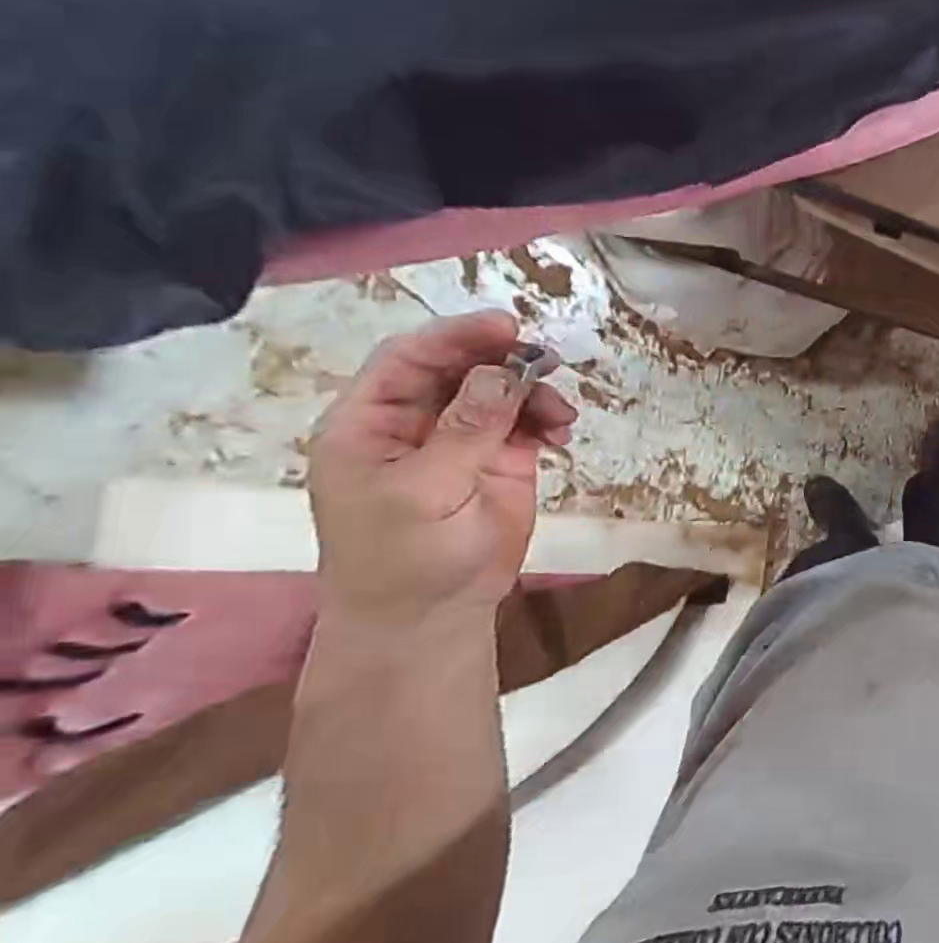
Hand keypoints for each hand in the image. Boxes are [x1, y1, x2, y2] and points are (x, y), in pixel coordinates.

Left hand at [307, 311, 577, 624]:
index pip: (410, 359)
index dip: (455, 336)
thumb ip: (466, 429)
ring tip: (560, 412)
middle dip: (503, 360)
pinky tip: (562, 429)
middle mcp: (416, 423)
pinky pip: (525, 424)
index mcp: (371, 422)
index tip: (507, 327)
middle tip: (547, 360)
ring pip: (500, 393)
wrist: (433, 616)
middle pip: (460, 369)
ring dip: (533, 392)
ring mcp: (462, 442)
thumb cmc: (406, 557)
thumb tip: (505, 373)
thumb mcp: (426, 490)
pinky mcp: (500, 462)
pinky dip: (546, 418)